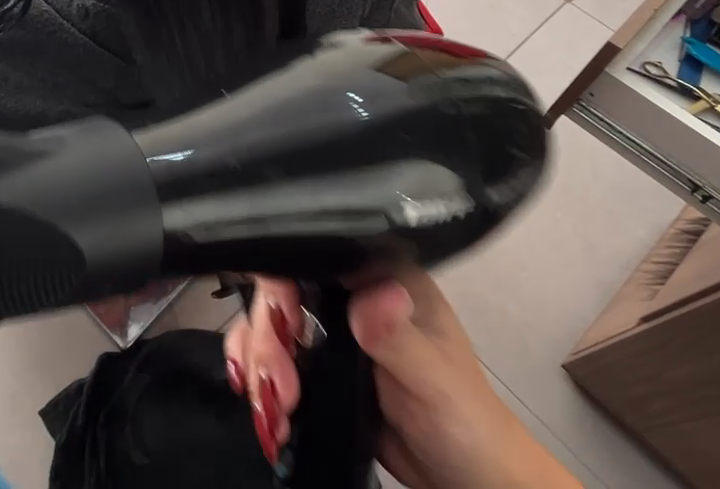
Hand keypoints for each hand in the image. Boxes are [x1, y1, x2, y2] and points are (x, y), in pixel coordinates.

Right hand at [224, 273, 579, 488]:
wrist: (464, 476)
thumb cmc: (462, 417)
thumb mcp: (432, 377)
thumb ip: (396, 335)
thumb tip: (369, 295)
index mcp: (381, 275)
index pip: (314, 252)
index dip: (284, 282)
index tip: (285, 326)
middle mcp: (349, 291)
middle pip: (280, 288)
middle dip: (267, 338)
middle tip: (279, 388)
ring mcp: (329, 327)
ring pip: (267, 320)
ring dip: (259, 361)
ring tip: (276, 410)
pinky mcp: (316, 362)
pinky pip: (269, 352)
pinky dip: (255, 373)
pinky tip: (261, 403)